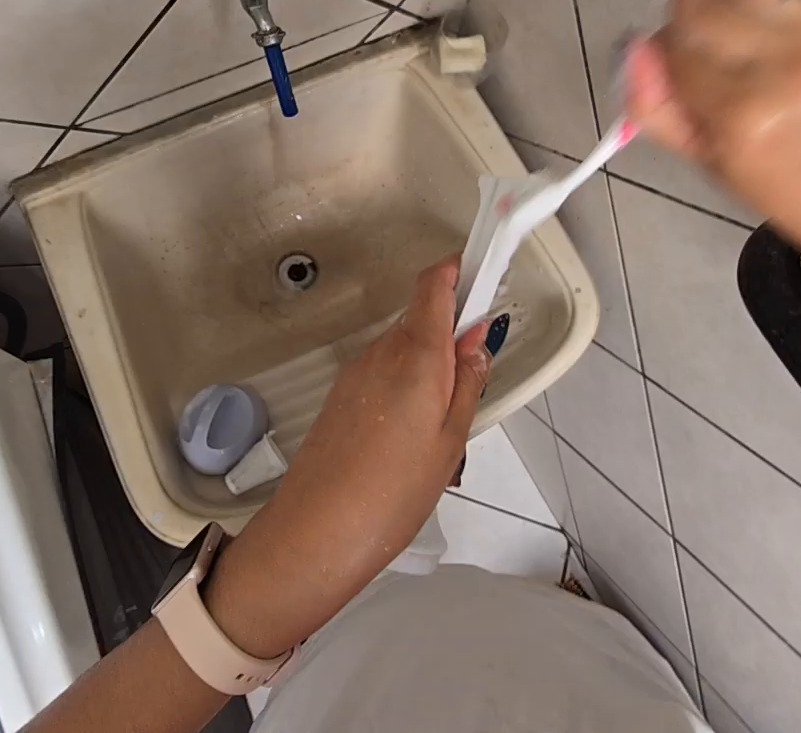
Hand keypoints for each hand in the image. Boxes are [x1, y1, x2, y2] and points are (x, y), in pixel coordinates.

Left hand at [200, 257, 490, 657]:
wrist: (317, 531)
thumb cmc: (391, 492)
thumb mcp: (451, 439)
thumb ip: (467, 382)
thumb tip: (475, 343)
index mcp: (416, 354)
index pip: (435, 284)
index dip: (461, 269)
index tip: (484, 276)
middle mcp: (382, 351)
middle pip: (422, 318)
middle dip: (451, 337)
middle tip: (471, 381)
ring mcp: (357, 370)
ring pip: (404, 349)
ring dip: (427, 368)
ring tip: (439, 428)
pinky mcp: (342, 393)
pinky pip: (383, 372)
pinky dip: (404, 387)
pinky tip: (408, 436)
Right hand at [624, 0, 800, 265]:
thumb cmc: (787, 190)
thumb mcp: (702, 161)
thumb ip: (654, 107)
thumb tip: (635, 50)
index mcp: (741, 113)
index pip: (670, 45)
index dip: (667, 56)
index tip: (683, 72)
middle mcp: (787, 65)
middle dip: (693, 21)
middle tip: (715, 48)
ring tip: (753, 15)